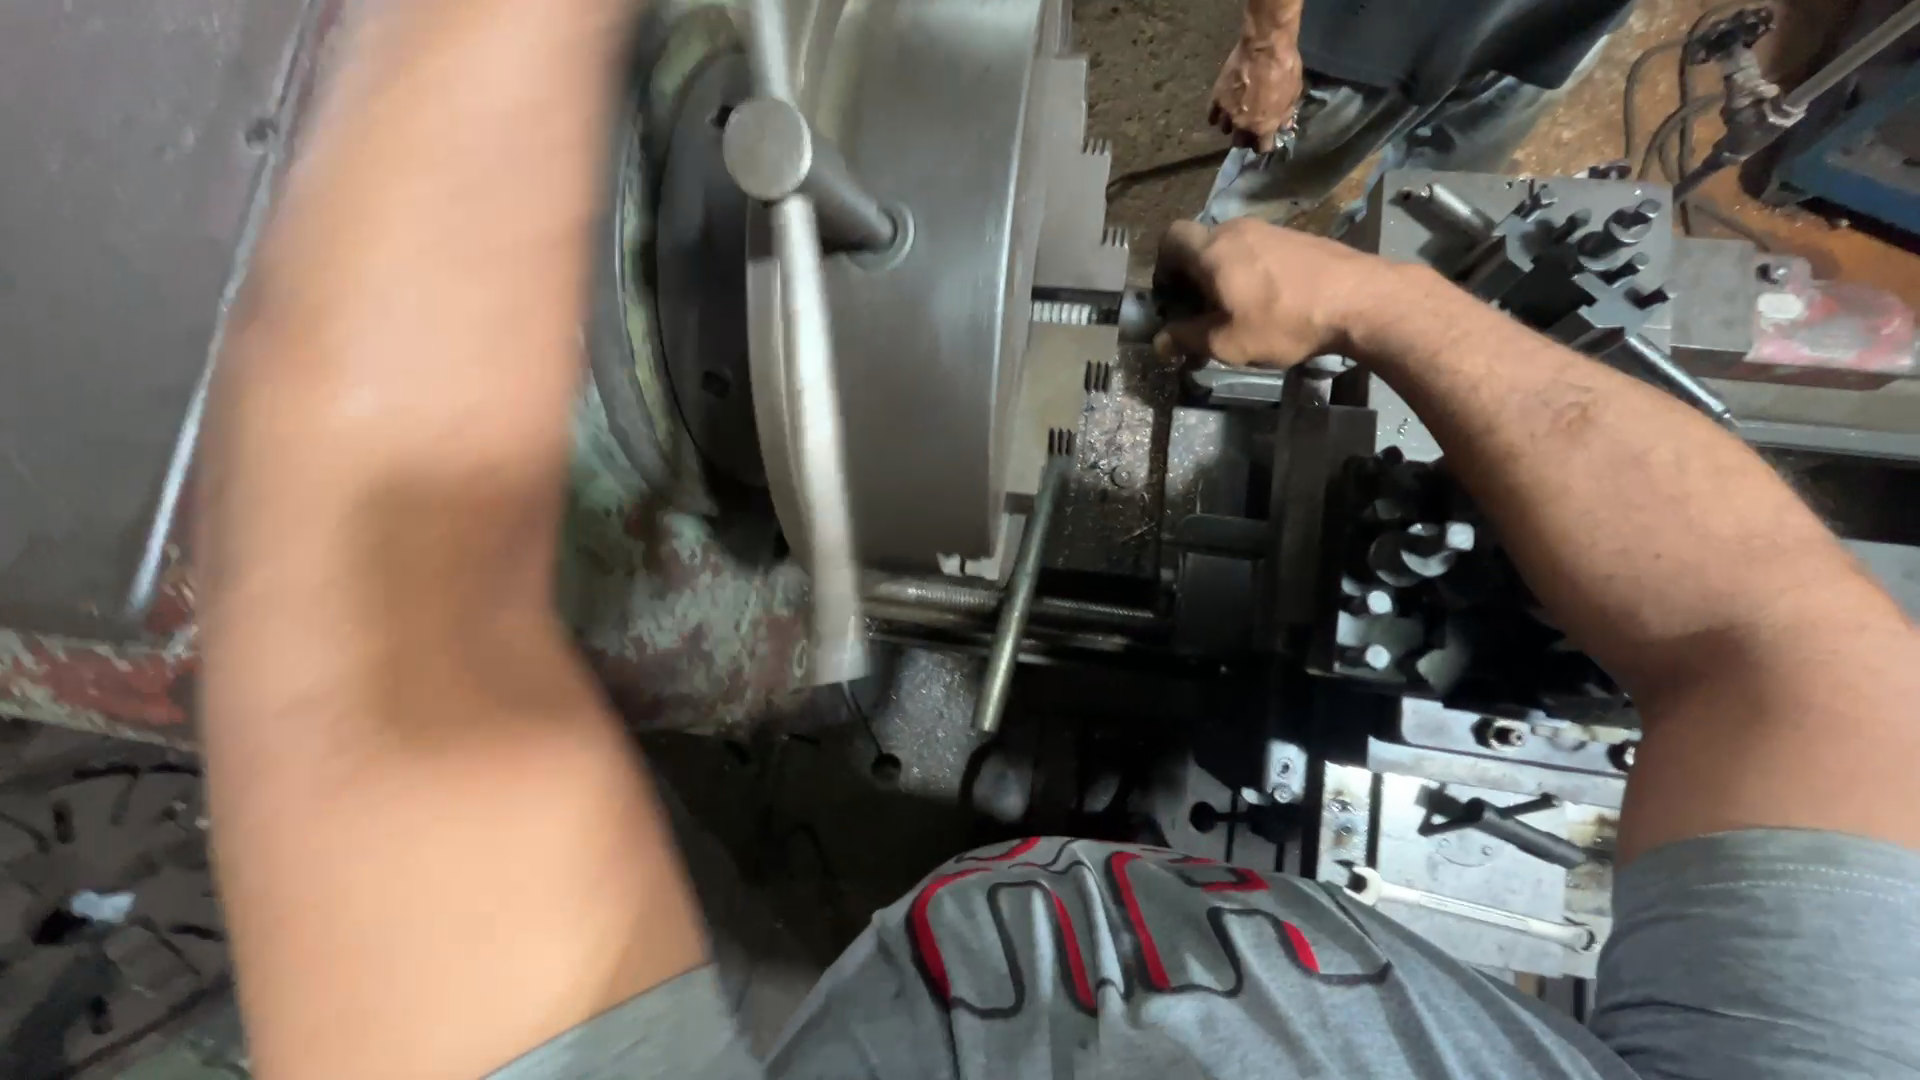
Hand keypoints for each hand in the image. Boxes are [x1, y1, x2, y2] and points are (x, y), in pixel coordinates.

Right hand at [1152, 219, 1383, 368]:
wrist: (1360, 300)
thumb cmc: (1283, 321)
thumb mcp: (1227, 342)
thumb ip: (1187, 339)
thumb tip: (1160, 341)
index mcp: (1212, 250)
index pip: (1170, 238)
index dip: (1161, 267)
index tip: (1172, 297)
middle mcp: (1236, 230)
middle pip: (1200, 245)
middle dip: (1192, 277)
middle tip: (1200, 313)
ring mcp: (1270, 230)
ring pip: (1229, 249)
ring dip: (1221, 277)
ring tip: (1234, 312)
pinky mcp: (1295, 239)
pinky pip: (1256, 252)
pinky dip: (1248, 273)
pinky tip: (1266, 303)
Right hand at [1210, 33, 1303, 152]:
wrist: (1265, 47)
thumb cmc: (1285, 68)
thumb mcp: (1294, 92)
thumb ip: (1286, 113)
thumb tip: (1283, 125)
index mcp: (1264, 127)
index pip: (1261, 148)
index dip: (1264, 144)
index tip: (1266, 138)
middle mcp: (1243, 126)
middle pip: (1240, 143)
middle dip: (1245, 137)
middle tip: (1250, 127)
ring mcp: (1227, 114)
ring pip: (1225, 130)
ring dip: (1231, 125)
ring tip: (1236, 115)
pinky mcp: (1217, 100)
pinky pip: (1212, 116)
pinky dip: (1216, 115)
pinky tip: (1222, 109)